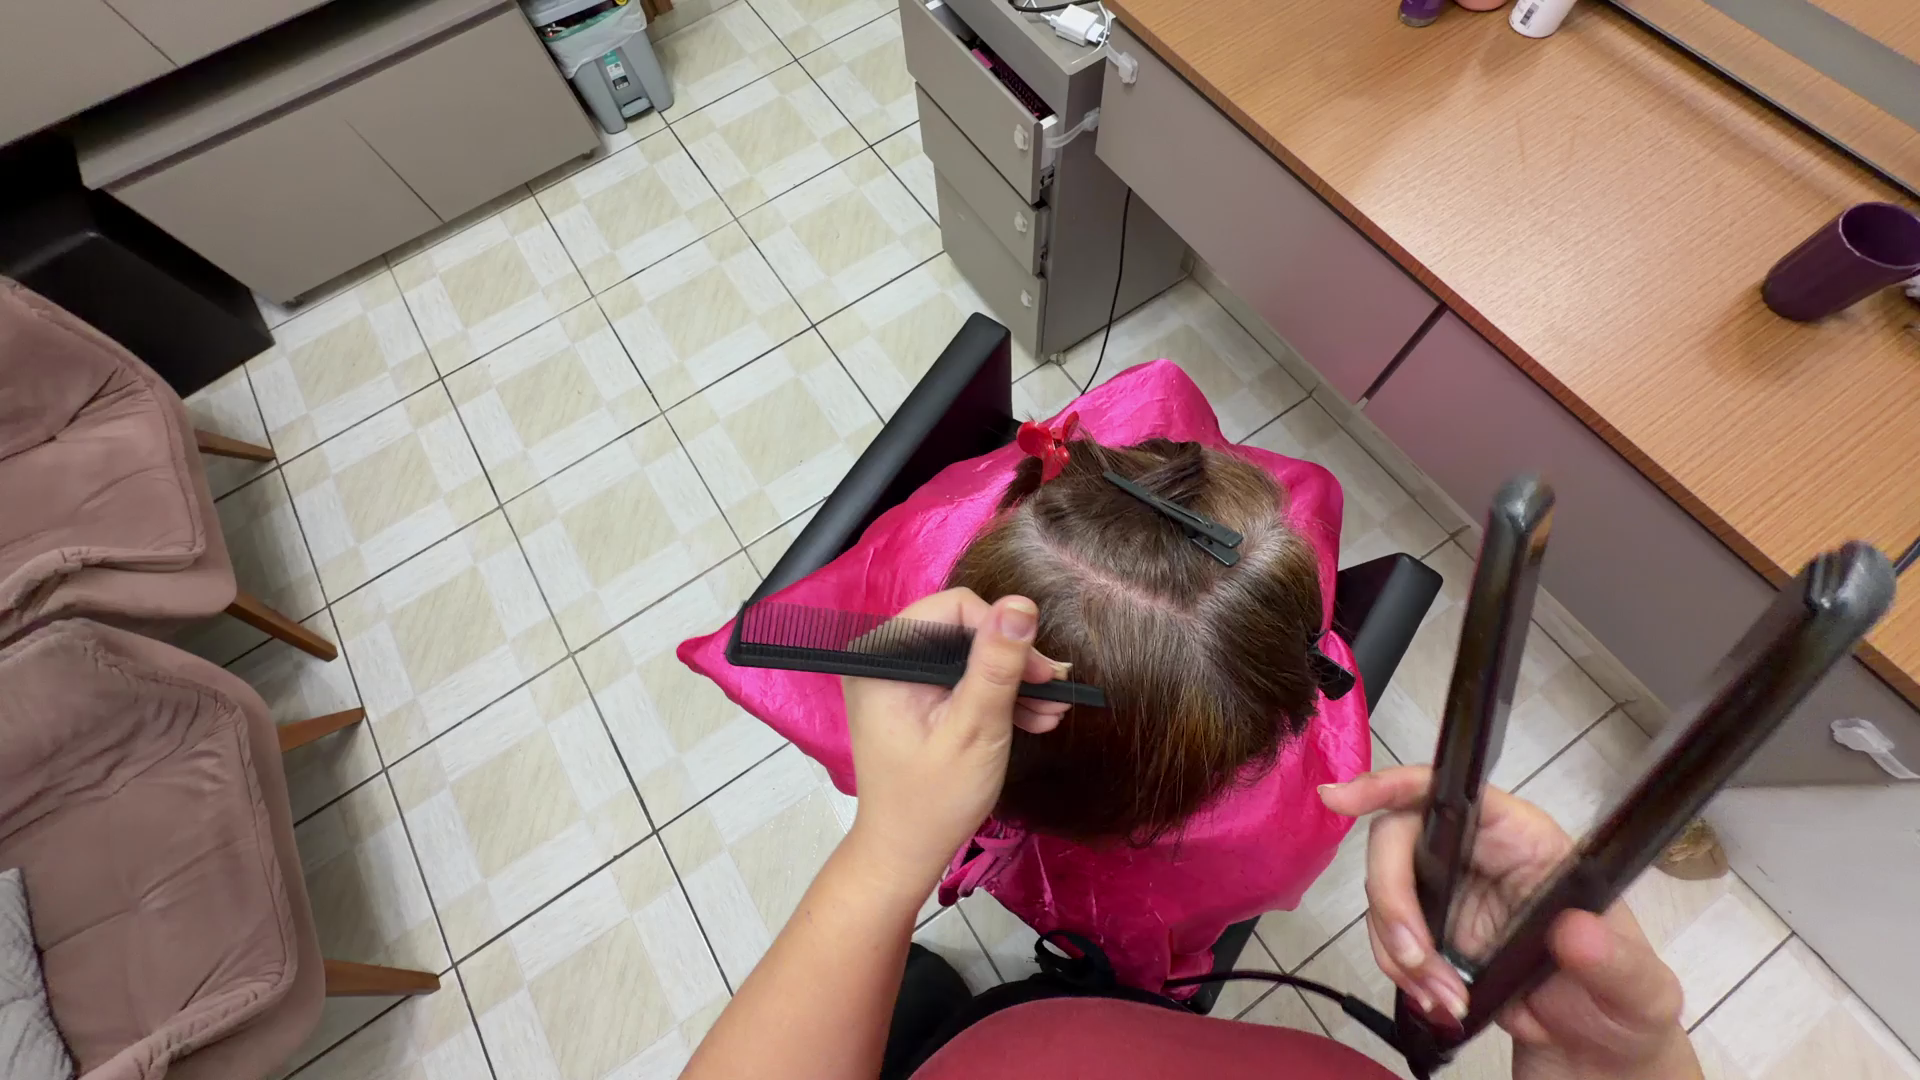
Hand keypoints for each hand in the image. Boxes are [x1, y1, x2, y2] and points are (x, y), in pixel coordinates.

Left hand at [840, 589, 1069, 894]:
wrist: (905, 853)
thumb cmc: (936, 799)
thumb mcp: (976, 728)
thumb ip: (997, 665)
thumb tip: (1021, 604)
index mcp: (884, 657)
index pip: (954, 609)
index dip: (1003, 634)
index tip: (1042, 674)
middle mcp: (884, 657)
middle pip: (962, 630)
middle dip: (1013, 662)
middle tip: (1054, 694)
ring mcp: (897, 677)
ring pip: (966, 654)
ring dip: (1011, 681)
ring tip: (1051, 713)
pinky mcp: (911, 696)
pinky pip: (958, 677)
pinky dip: (994, 695)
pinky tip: (1032, 716)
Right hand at [1322, 768, 1701, 1079]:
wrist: (1588, 1048)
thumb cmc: (1620, 1003)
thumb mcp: (1639, 991)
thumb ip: (1618, 964)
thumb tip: (1577, 931)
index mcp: (1516, 836)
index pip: (1444, 790)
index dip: (1390, 785)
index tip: (1340, 799)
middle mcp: (1467, 848)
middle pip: (1396, 839)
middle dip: (1392, 899)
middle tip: (1414, 959)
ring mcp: (1439, 884)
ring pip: (1382, 886)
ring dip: (1395, 943)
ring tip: (1440, 999)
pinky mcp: (1421, 921)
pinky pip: (1384, 928)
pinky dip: (1396, 965)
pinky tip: (1431, 999)